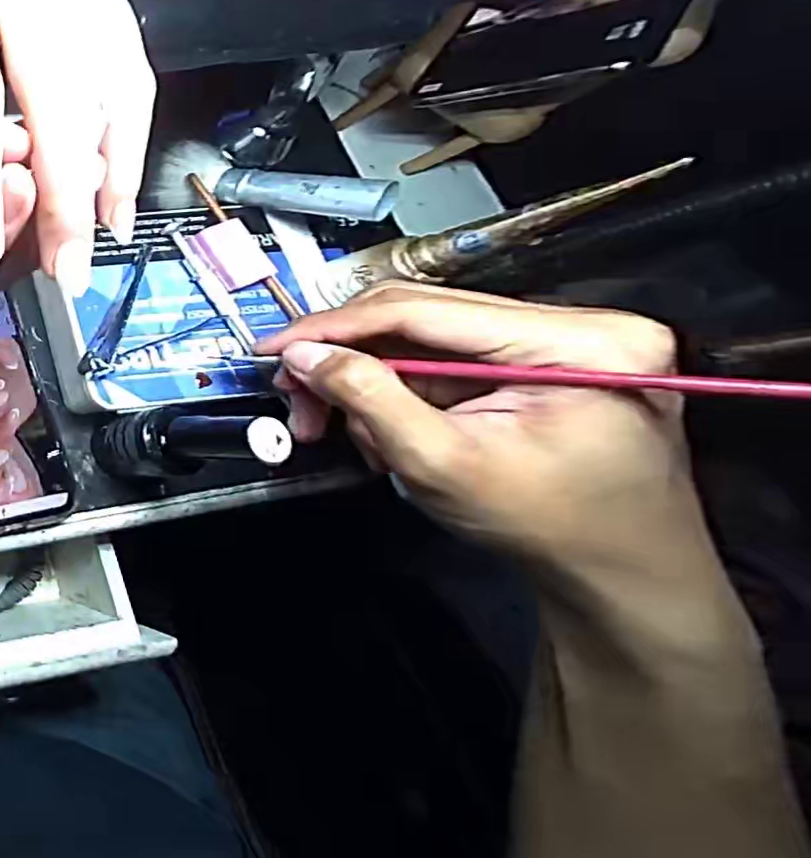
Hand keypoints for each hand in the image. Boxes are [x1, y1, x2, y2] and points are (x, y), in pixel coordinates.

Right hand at [255, 284, 710, 578]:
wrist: (615, 577)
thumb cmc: (548, 526)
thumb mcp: (438, 459)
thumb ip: (366, 395)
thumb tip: (301, 353)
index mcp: (575, 340)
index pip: (420, 310)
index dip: (332, 327)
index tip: (274, 347)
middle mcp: (568, 325)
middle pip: (411, 316)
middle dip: (342, 358)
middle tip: (291, 390)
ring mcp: (544, 344)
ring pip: (408, 338)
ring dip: (356, 379)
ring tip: (326, 422)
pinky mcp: (521, 364)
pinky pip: (426, 360)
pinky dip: (384, 392)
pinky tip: (369, 426)